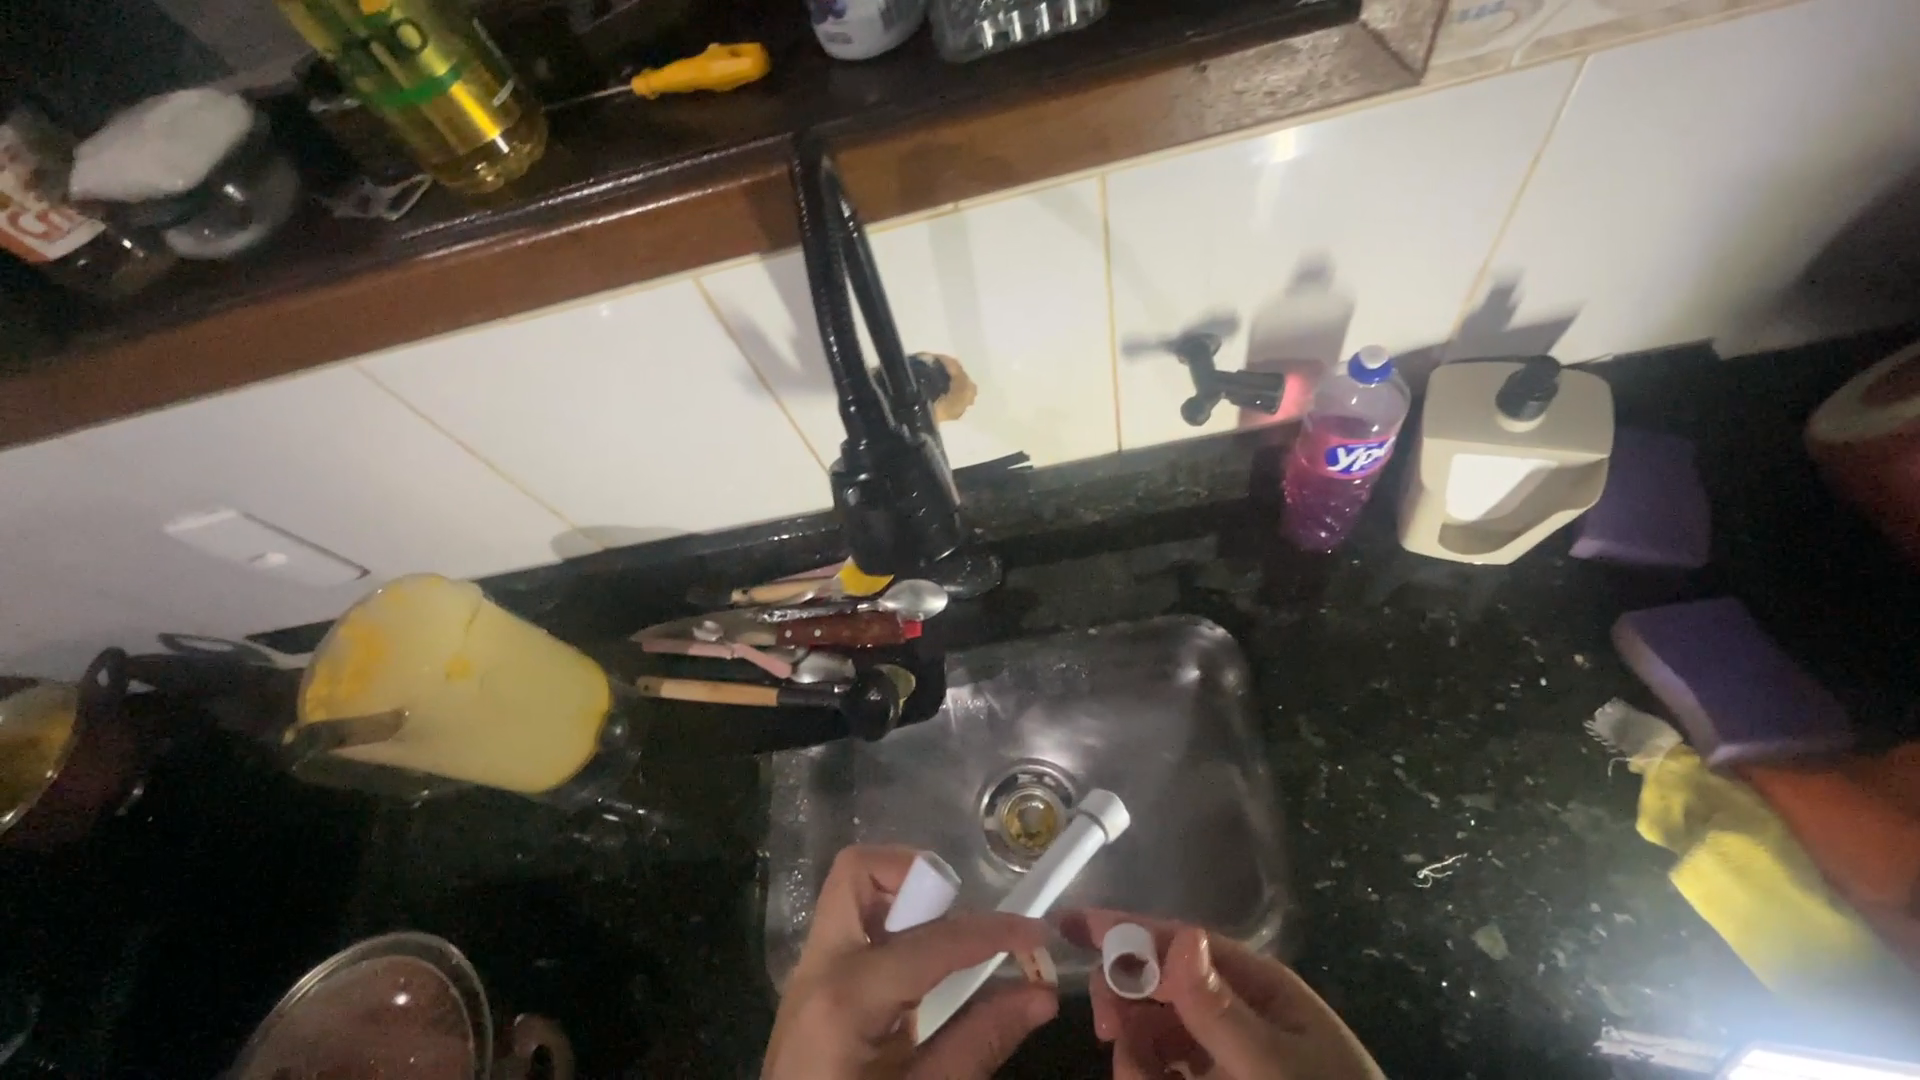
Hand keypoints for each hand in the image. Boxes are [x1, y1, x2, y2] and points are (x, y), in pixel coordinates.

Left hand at [764, 845, 1059, 1079]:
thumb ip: (980, 1041)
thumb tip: (1041, 995)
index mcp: (847, 998)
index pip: (934, 939)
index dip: (994, 931)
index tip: (1037, 932)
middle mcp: (819, 966)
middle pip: (858, 872)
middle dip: (917, 876)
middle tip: (961, 913)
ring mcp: (807, 972)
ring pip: (851, 891)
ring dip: (902, 897)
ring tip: (946, 942)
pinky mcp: (809, 986)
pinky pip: (850, 926)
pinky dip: (889, 925)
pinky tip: (919, 969)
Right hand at [1060, 912, 1382, 1079]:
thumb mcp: (1275, 1067)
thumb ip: (1221, 1010)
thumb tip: (1181, 934)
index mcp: (1257, 986)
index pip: (1181, 941)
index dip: (1123, 929)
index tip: (1069, 926)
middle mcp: (1234, 1011)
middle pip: (1158, 984)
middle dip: (1125, 998)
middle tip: (1106, 1028)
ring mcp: (1221, 1054)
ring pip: (1152, 1032)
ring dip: (1134, 1052)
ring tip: (1141, 1077)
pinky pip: (1160, 1068)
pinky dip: (1145, 1075)